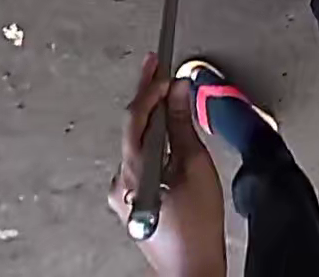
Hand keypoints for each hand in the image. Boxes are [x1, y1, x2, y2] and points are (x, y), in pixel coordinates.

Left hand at [107, 54, 226, 276]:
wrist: (192, 270)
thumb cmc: (197, 226)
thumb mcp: (196, 165)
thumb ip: (183, 123)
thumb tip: (179, 90)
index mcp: (134, 173)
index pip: (135, 117)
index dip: (149, 89)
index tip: (162, 67)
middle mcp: (121, 182)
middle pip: (132, 125)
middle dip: (147, 93)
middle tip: (154, 63)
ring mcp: (123, 192)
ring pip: (135, 139)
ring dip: (151, 113)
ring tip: (164, 88)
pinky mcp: (130, 196)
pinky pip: (138, 154)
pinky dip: (152, 134)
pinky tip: (164, 123)